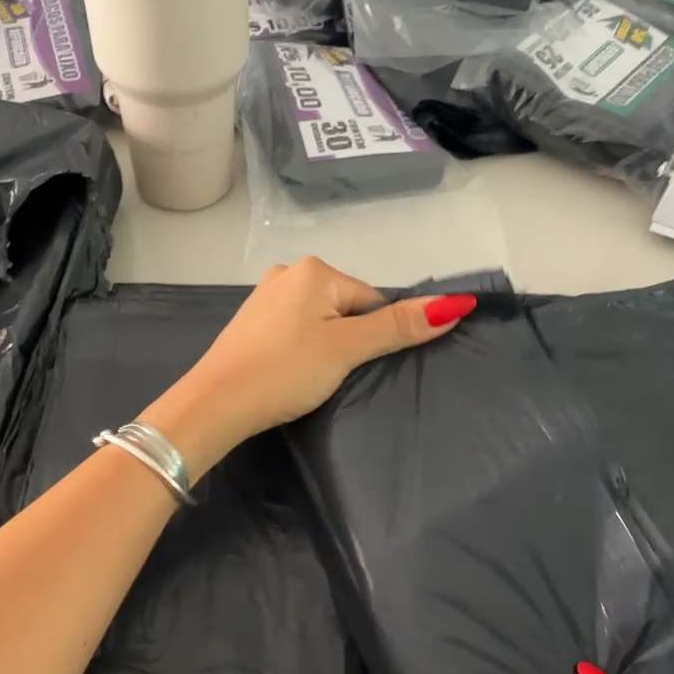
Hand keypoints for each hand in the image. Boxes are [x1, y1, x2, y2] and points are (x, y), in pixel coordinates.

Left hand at [139, 257, 473, 475]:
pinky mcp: (250, 322)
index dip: (374, 336)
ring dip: (325, 347)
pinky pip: (293, 330)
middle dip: (349, 341)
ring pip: (319, 321)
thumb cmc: (284, 371)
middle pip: (346, 308)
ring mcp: (264, 297)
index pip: (372, 300)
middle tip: (330, 375)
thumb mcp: (346, 349)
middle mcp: (288, 273)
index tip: (355, 366)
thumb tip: (457, 304)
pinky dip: (300, 350)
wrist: (215, 403)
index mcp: (315, 270)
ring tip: (309, 378)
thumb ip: (398, 327)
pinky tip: (290, 373)